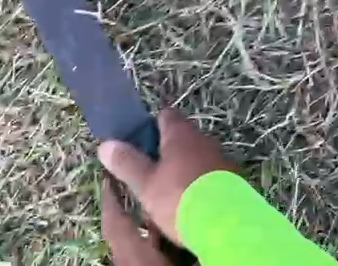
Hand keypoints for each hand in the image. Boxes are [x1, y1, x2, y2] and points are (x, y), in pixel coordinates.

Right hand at [97, 108, 233, 247]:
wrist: (225, 221)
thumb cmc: (179, 197)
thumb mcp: (146, 184)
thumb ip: (126, 163)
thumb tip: (105, 144)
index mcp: (179, 133)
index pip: (165, 115)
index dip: (152, 125)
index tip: (141, 143)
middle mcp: (201, 138)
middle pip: (182, 136)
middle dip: (168, 150)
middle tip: (152, 172)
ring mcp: (219, 157)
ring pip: (197, 155)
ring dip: (186, 167)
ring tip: (172, 190)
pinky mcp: (232, 177)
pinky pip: (211, 173)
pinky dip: (201, 182)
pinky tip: (194, 200)